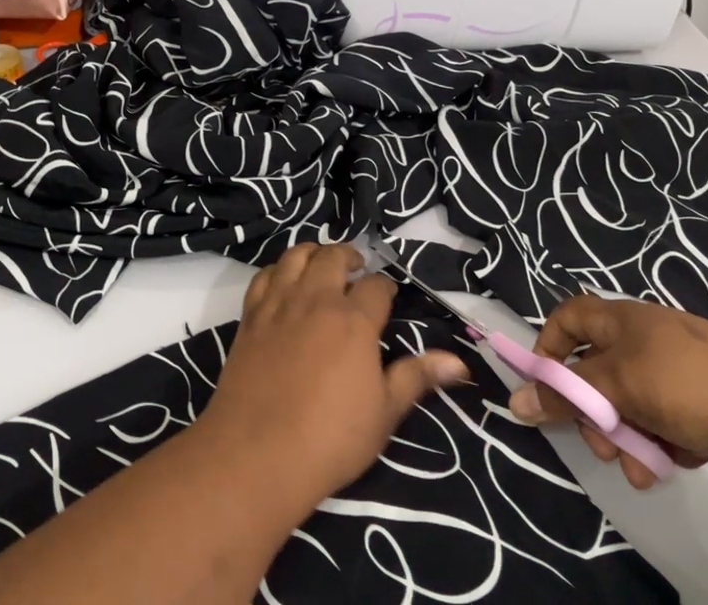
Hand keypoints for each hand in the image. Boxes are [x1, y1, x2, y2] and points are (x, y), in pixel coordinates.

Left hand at [195, 243, 470, 505]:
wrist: (256, 454)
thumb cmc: (331, 438)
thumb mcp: (384, 412)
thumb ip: (416, 377)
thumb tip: (458, 362)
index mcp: (354, 321)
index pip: (376, 286)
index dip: (386, 288)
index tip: (387, 299)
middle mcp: (316, 301)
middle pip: (332, 258)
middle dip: (349, 258)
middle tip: (356, 270)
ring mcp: (278, 306)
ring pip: (295, 257)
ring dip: (312, 254)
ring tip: (322, 266)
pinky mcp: (249, 318)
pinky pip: (263, 277)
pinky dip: (277, 271)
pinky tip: (284, 284)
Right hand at [509, 295, 707, 487]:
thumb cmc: (692, 386)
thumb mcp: (620, 388)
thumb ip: (567, 396)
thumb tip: (514, 402)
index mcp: (623, 320)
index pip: (569, 316)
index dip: (550, 346)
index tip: (547, 387)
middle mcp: (648, 336)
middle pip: (598, 371)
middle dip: (595, 414)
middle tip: (604, 446)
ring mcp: (681, 366)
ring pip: (632, 402)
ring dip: (630, 438)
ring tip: (647, 469)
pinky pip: (667, 417)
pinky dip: (665, 441)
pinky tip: (681, 460)